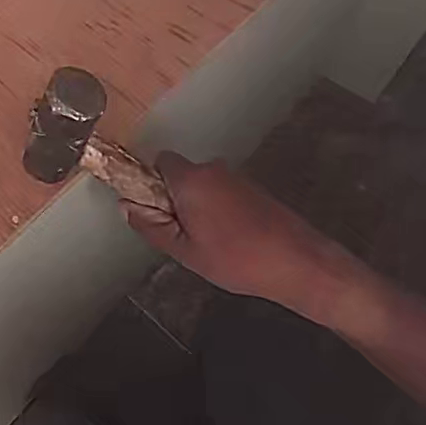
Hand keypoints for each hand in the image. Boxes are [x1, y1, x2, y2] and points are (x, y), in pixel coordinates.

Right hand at [123, 154, 383, 327]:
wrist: (299, 262)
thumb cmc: (236, 258)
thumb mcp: (184, 250)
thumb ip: (150, 226)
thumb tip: (127, 206)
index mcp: (191, 179)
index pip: (158, 162)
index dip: (151, 184)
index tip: (156, 212)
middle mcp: (212, 169)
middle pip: (179, 174)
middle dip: (174, 198)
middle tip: (182, 235)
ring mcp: (236, 177)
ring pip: (200, 185)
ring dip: (196, 206)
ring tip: (209, 242)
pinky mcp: (253, 189)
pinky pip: (220, 192)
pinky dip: (217, 210)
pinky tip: (229, 239)